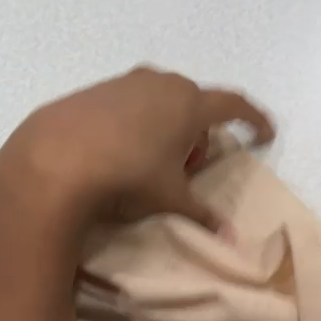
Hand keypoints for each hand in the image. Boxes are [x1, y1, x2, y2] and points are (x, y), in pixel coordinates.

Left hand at [0, 67, 274, 237]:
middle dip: (201, 134)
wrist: (55, 159)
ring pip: (163, 102)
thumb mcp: (171, 199)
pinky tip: (123, 154)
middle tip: (191, 168)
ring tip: (155, 164)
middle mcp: (162, 83)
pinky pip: (133, 104)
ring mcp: (126, 82)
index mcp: (190, 104)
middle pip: (197, 104)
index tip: (265, 133)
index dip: (254, 120)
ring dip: (169, 129)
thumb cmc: (129, 176)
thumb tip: (229, 239)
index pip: (234, 105)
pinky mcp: (96, 90)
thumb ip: (203, 214)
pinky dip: (140, 125)